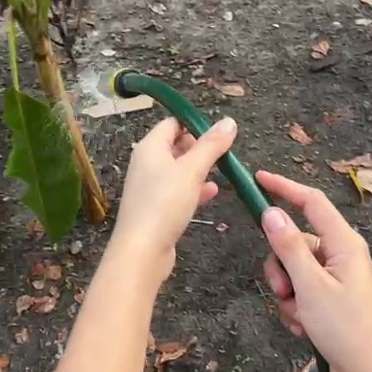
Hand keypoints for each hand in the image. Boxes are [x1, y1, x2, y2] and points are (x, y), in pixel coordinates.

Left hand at [108, 117, 238, 277]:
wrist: (142, 250)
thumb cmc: (164, 203)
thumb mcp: (192, 170)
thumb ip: (211, 145)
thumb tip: (228, 121)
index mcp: (149, 148)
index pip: (171, 123)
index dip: (194, 124)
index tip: (218, 132)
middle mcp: (146, 164)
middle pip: (175, 146)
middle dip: (199, 147)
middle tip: (223, 151)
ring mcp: (150, 187)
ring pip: (178, 170)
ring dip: (198, 169)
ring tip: (222, 169)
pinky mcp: (156, 208)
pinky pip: (177, 191)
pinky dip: (194, 189)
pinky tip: (211, 192)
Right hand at [255, 170, 371, 371]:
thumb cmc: (346, 328)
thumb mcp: (310, 285)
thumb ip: (288, 247)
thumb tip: (271, 212)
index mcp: (344, 243)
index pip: (311, 202)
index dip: (284, 188)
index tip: (258, 179)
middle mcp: (341, 255)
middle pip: (296, 242)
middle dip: (281, 267)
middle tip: (283, 291)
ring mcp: (337, 279)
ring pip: (294, 271)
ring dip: (288, 293)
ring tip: (299, 316)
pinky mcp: (332, 301)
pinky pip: (301, 293)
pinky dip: (297, 308)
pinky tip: (305, 329)